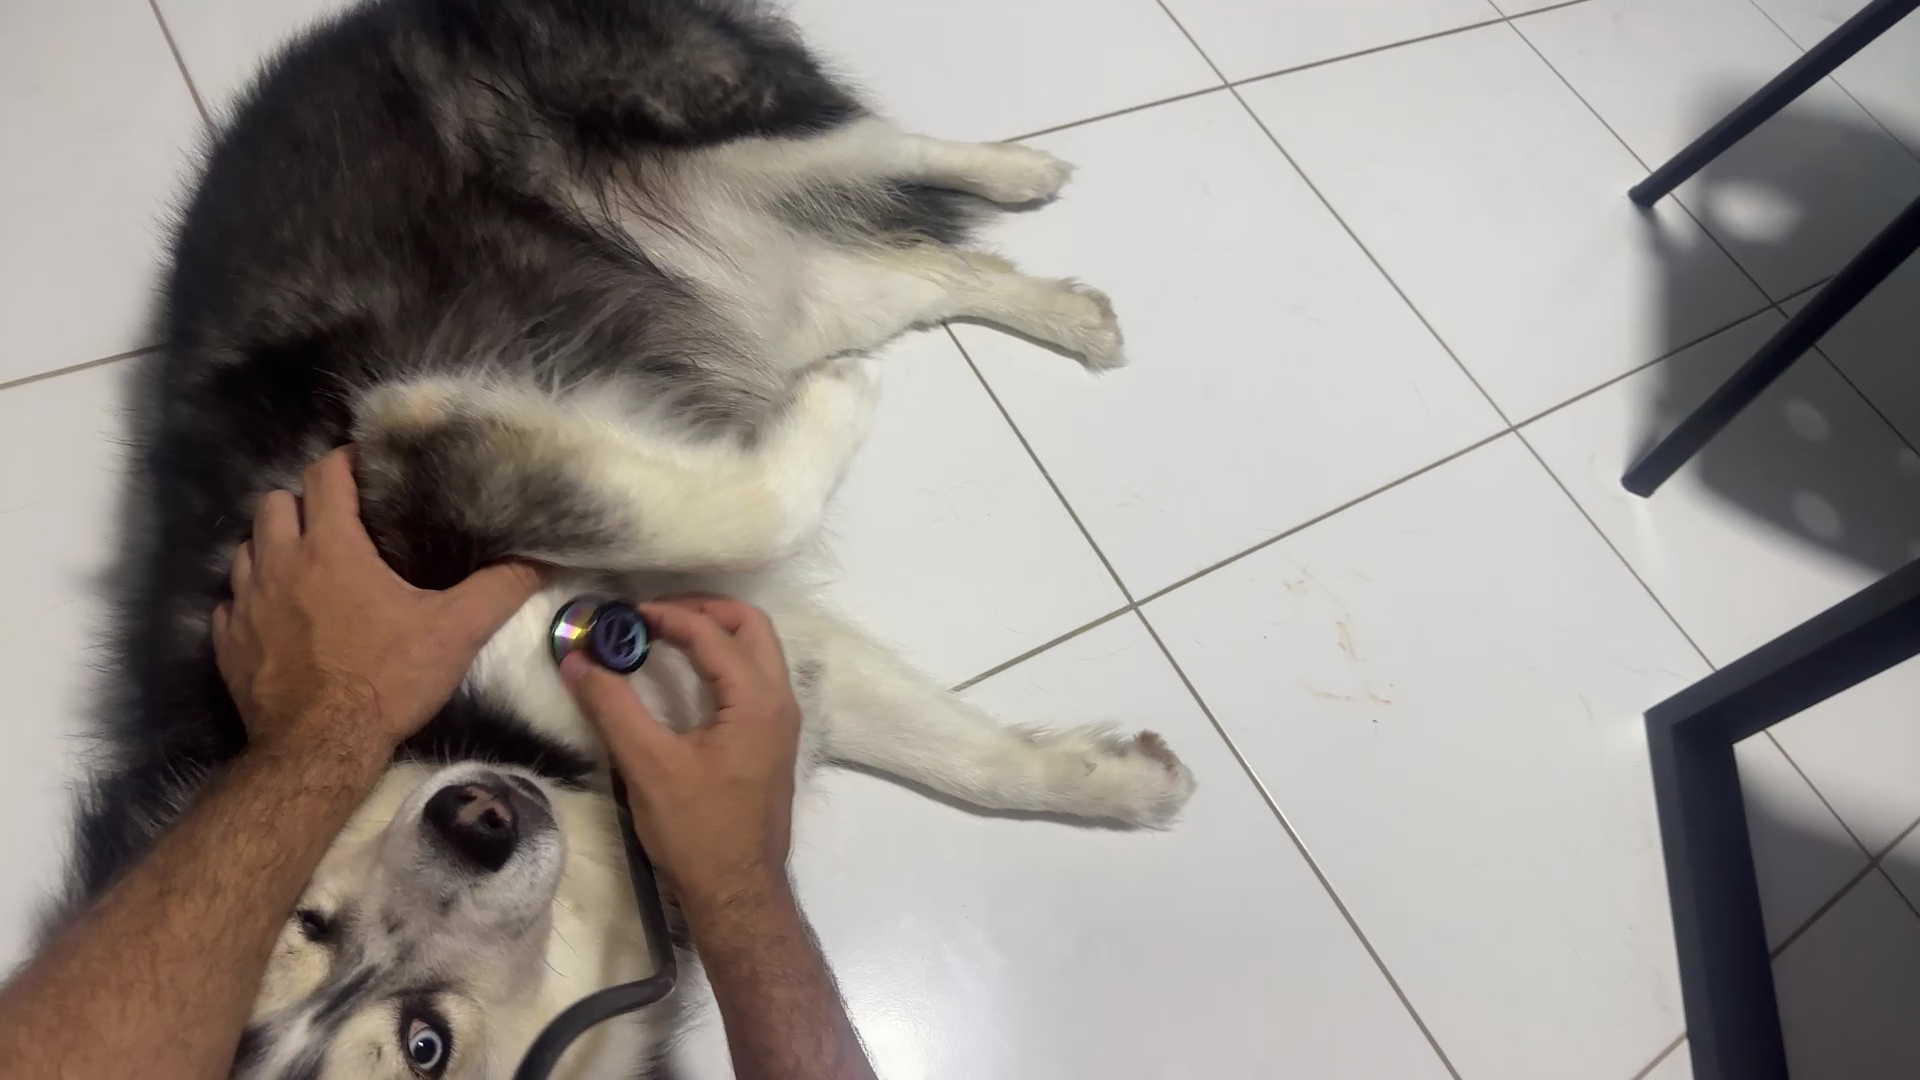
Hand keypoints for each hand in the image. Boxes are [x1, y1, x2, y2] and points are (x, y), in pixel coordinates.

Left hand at [211, 447, 546, 762]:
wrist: (320, 749)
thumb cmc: (390, 677)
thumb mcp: (460, 629)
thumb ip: (503, 587)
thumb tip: (546, 558)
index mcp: (331, 552)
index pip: (325, 479)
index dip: (345, 461)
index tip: (371, 462)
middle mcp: (277, 566)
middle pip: (274, 504)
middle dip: (307, 500)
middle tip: (348, 516)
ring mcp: (242, 606)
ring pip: (246, 548)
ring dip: (277, 543)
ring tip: (316, 559)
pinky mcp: (226, 643)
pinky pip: (232, 598)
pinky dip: (257, 592)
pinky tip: (289, 611)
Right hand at [559, 596, 801, 909]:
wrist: (739, 888)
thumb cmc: (697, 829)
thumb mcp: (648, 765)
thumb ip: (613, 707)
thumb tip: (578, 660)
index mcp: (757, 699)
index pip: (714, 635)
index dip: (668, 616)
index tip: (626, 614)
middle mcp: (780, 698)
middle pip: (753, 626)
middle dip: (706, 609)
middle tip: (656, 613)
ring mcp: (783, 717)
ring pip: (761, 649)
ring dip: (720, 631)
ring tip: (669, 632)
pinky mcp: (775, 735)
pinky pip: (758, 675)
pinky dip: (728, 657)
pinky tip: (692, 670)